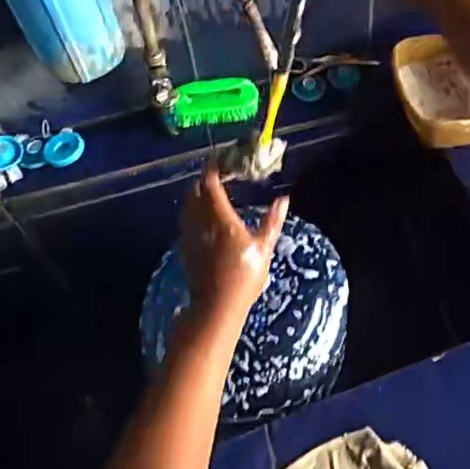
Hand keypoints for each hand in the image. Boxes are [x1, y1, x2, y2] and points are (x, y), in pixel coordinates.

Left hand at [180, 164, 287, 329]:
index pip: (211, 187)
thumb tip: (283, 200)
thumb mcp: (264, 248)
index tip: (219, 162)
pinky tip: (202, 218)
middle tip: (216, 176)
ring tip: (208, 193)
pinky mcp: (186, 248)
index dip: (212, 171)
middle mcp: (202, 223)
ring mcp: (191, 236)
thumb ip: (272, 221)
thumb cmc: (244, 276)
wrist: (217, 306)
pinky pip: (186, 221)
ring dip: (195, 195)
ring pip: (187, 206)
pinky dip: (192, 211)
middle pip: (195, 193)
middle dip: (203, 181)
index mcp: (221, 219)